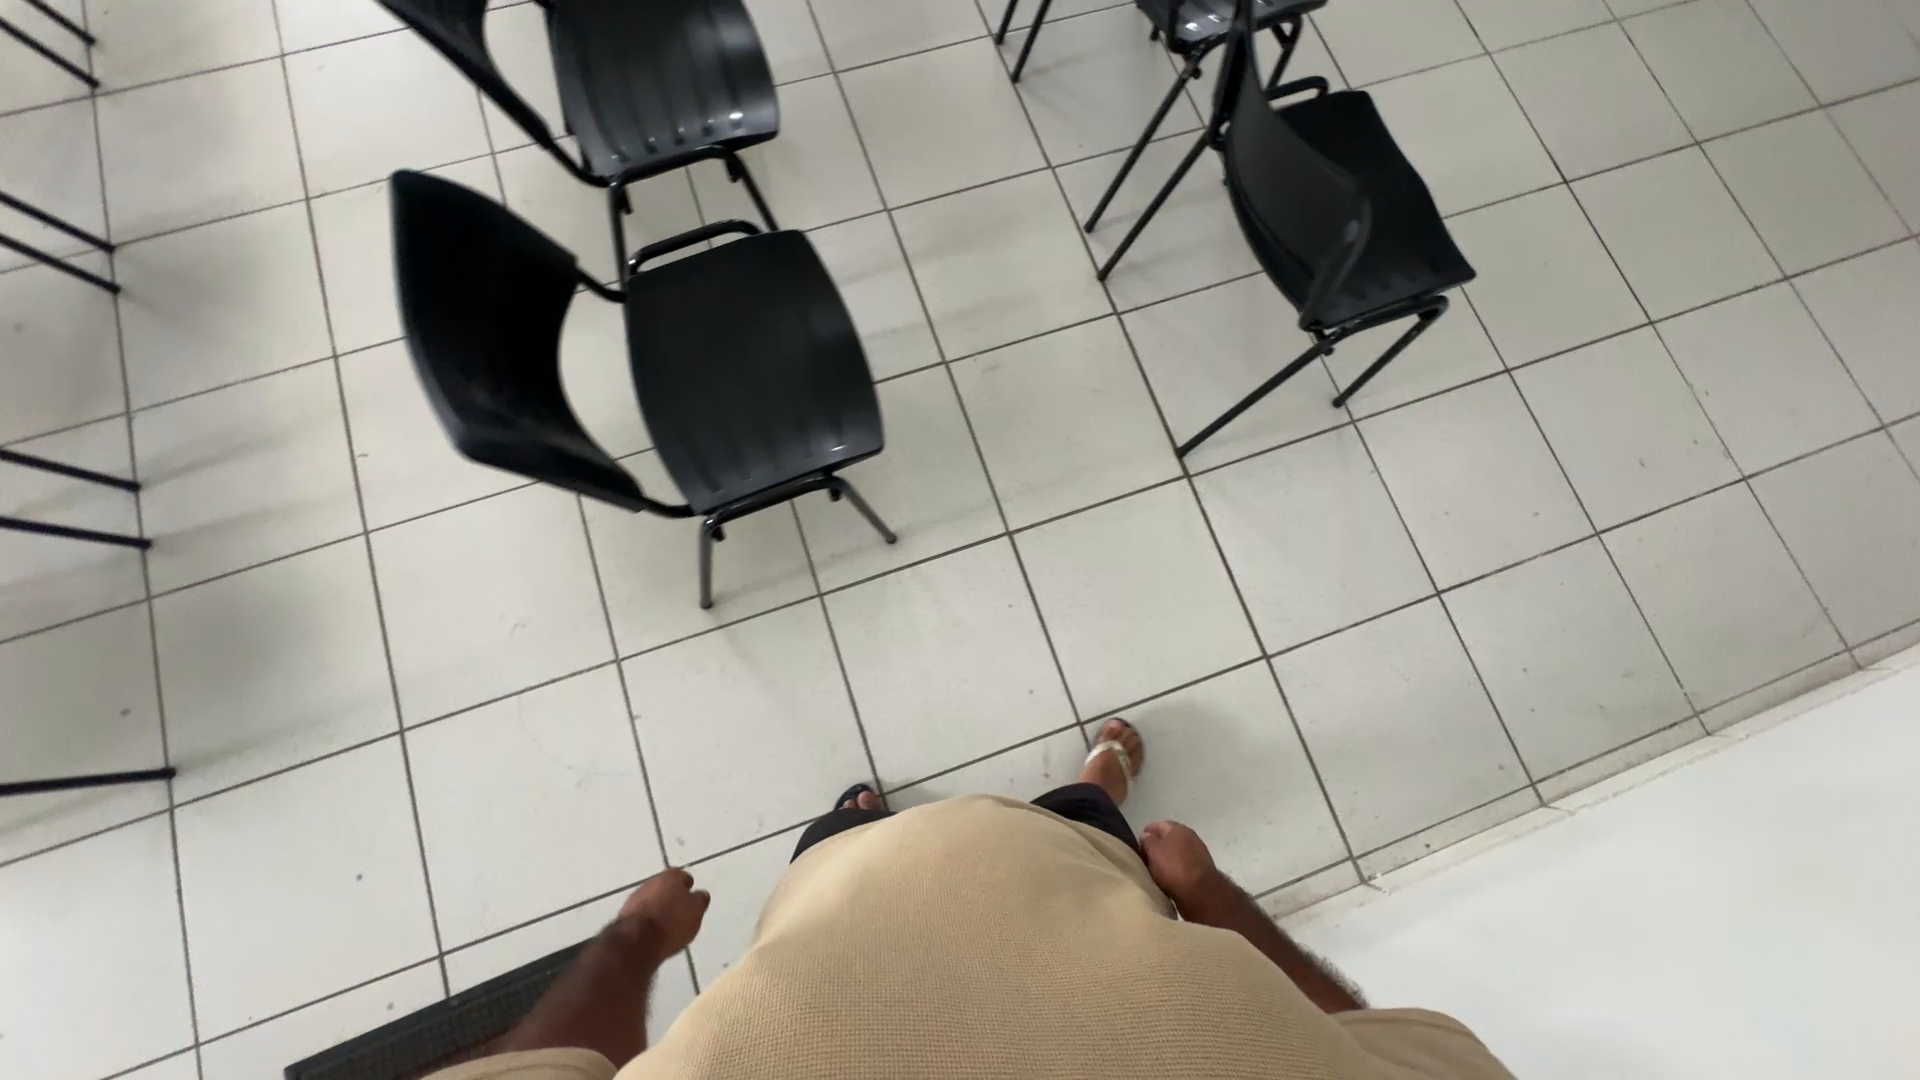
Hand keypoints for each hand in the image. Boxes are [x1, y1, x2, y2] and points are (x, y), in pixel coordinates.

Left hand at [617, 868, 709, 959]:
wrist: (636, 942)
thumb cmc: (672, 922)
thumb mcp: (695, 911)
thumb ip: (699, 900)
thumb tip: (700, 895)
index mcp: (670, 876)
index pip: (681, 875)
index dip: (687, 885)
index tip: (691, 895)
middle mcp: (650, 882)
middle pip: (663, 886)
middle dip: (670, 895)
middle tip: (679, 909)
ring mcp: (634, 899)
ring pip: (650, 900)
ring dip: (657, 907)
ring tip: (666, 924)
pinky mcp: (623, 917)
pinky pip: (640, 914)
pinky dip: (646, 920)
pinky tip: (652, 932)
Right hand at [1140, 820, 1224, 914]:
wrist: (1201, 894)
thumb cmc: (1173, 867)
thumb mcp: (1153, 851)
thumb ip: (1147, 840)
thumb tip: (1147, 836)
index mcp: (1178, 828)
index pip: (1158, 825)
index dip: (1146, 834)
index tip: (1138, 847)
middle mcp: (1191, 837)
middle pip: (1168, 839)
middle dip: (1157, 848)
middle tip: (1146, 859)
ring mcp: (1199, 853)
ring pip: (1177, 853)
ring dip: (1168, 860)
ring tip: (1156, 872)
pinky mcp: (1203, 870)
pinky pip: (1184, 866)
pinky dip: (1177, 871)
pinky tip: (1170, 880)